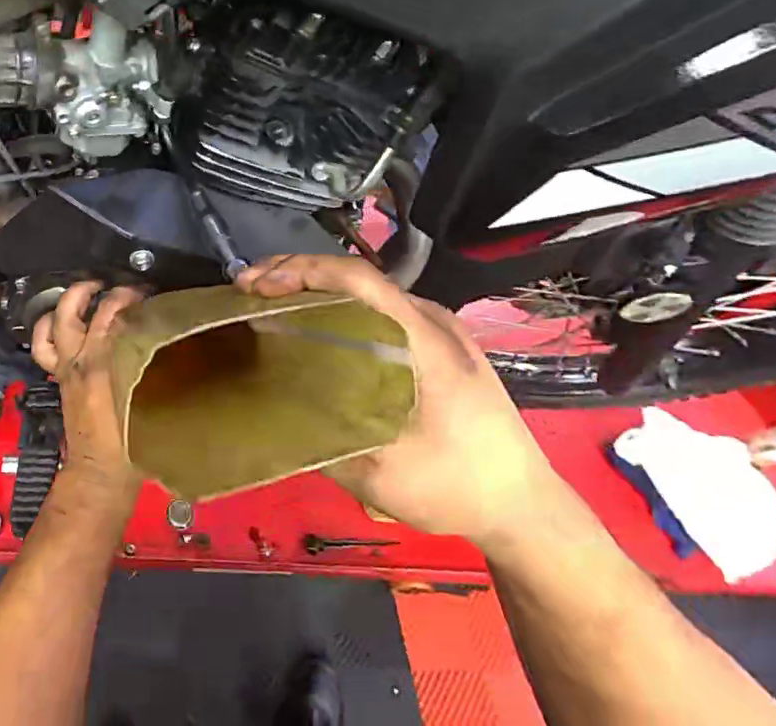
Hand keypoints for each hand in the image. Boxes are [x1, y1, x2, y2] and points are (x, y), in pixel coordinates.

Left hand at [31, 280, 145, 512]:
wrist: (100, 473)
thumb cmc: (132, 442)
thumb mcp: (152, 399)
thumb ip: (157, 366)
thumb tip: (169, 339)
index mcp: (103, 363)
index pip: (114, 313)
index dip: (132, 297)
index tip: (150, 294)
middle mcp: (80, 359)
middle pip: (81, 310)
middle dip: (102, 291)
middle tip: (123, 288)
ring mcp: (65, 367)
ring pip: (54, 322)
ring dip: (69, 301)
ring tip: (88, 290)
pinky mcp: (59, 377)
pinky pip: (43, 346)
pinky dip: (47, 329)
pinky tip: (59, 320)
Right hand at [236, 255, 567, 548]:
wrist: (525, 504)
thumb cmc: (462, 486)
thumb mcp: (386, 477)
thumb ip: (327, 442)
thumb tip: (273, 414)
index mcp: (426, 339)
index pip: (360, 279)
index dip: (304, 271)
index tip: (256, 284)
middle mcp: (434, 321)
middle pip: (361, 279)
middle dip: (300, 276)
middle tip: (250, 291)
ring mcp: (442, 332)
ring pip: (371, 295)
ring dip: (320, 293)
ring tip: (273, 306)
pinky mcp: (442, 348)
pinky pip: (383, 314)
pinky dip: (343, 312)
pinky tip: (319, 333)